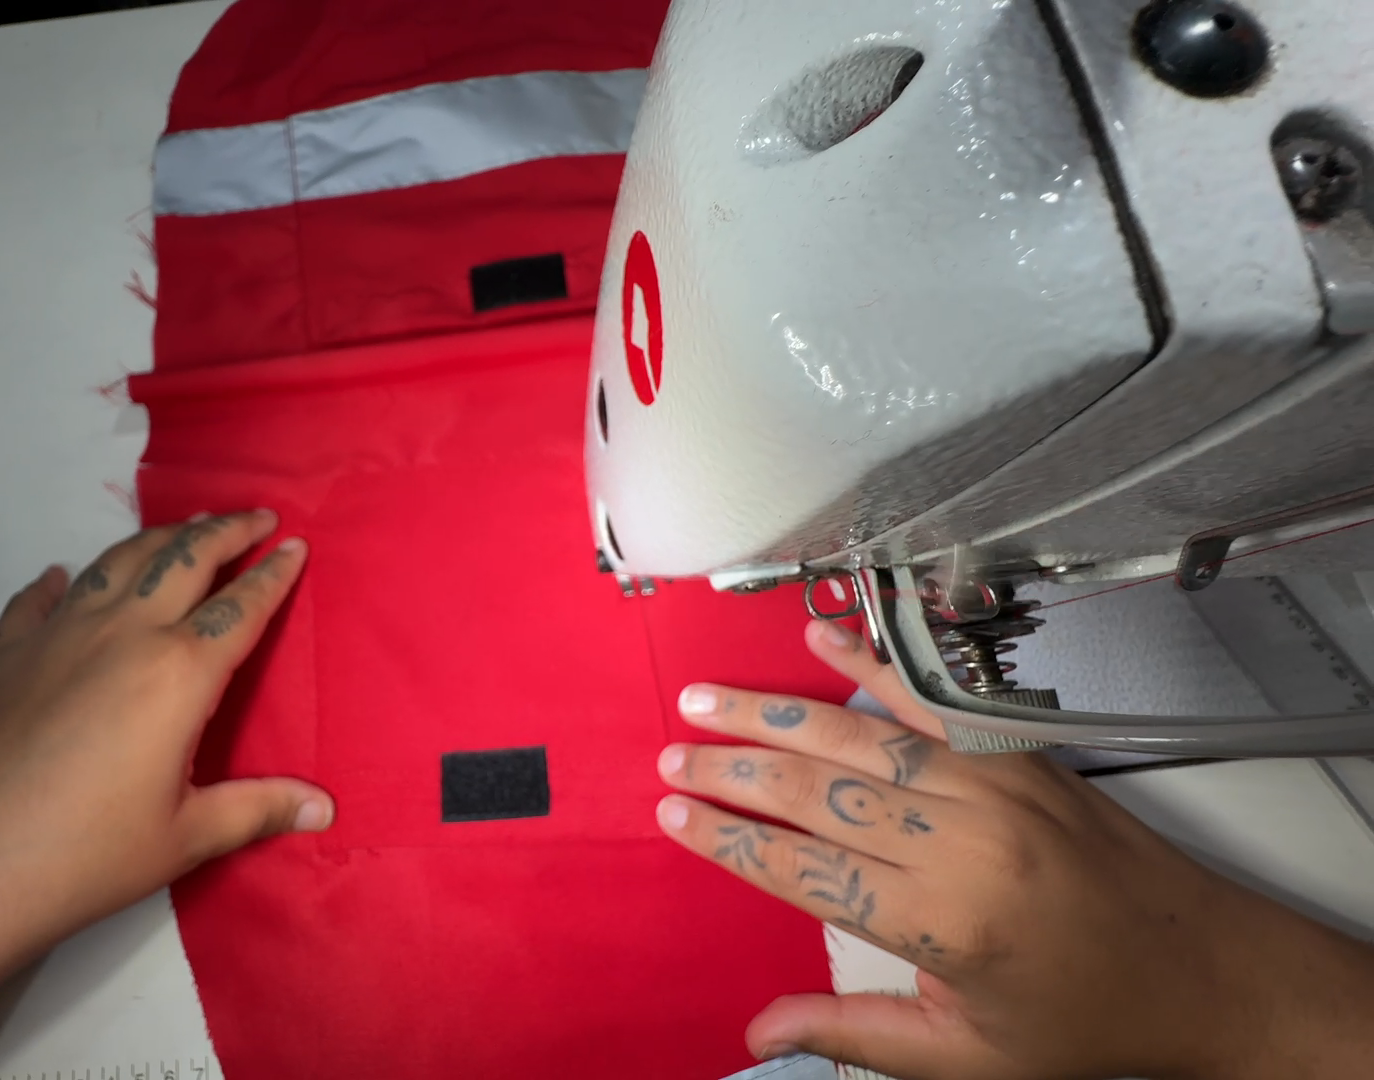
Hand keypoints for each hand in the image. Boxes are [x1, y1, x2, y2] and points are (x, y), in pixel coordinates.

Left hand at [0, 509, 332, 953]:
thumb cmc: (81, 857)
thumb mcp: (185, 839)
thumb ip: (259, 810)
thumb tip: (327, 811)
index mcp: (178, 673)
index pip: (241, 607)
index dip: (274, 575)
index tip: (295, 546)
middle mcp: (123, 634)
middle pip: (185, 559)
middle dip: (227, 530)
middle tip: (256, 516)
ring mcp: (56, 636)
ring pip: (119, 562)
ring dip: (160, 538)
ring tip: (185, 528)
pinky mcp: (1, 654)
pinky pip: (35, 602)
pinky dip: (57, 584)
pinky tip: (58, 577)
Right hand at [656, 620, 1373, 1079]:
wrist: (1221, 973)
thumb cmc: (1088, 1020)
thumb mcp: (971, 1057)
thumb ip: (855, 1031)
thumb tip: (759, 1030)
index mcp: (946, 920)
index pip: (801, 868)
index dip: (727, 839)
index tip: (672, 815)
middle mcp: (961, 841)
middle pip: (814, 791)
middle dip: (729, 771)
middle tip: (671, 757)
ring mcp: (988, 783)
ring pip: (850, 735)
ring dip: (767, 714)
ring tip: (702, 701)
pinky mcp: (1011, 750)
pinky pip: (923, 696)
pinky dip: (863, 659)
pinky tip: (814, 634)